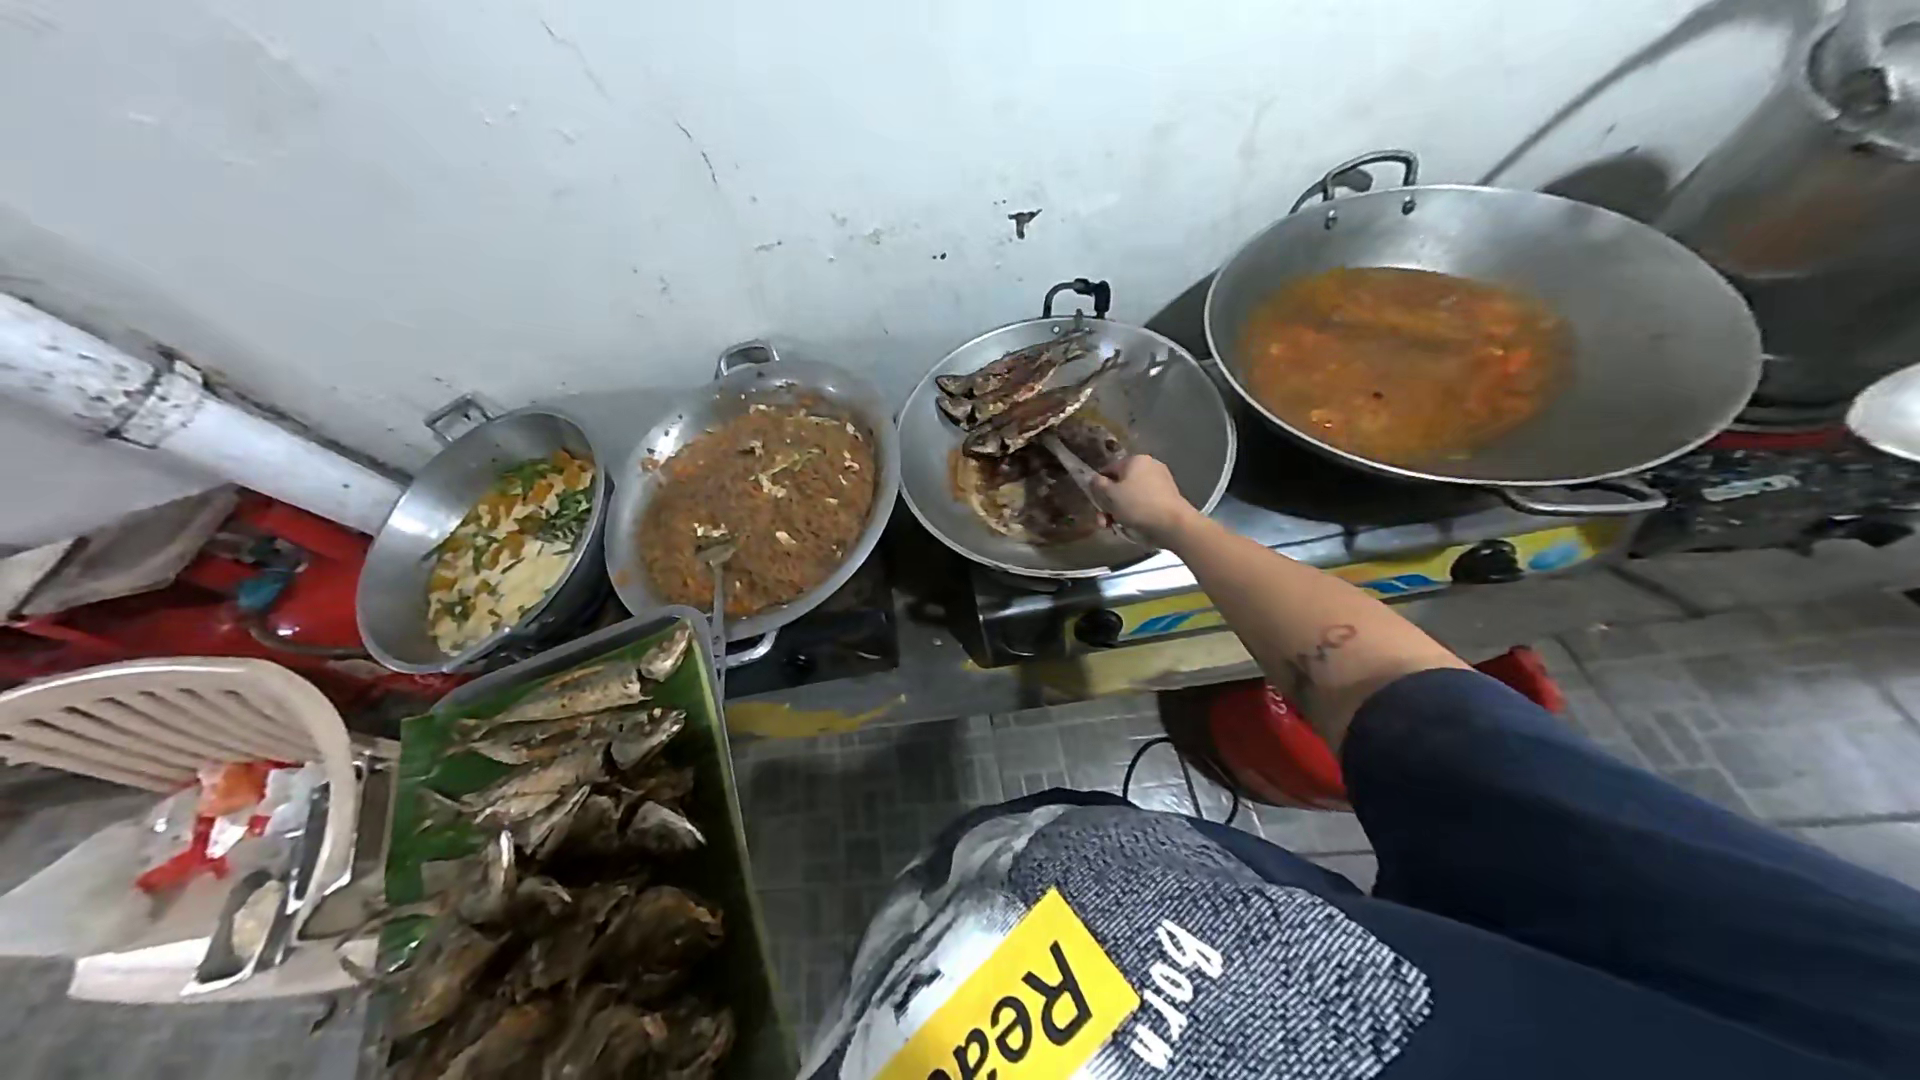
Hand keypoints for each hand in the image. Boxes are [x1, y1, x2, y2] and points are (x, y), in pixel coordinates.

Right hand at [1090, 454, 1200, 546]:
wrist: (1173, 524)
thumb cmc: (1137, 505)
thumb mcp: (1110, 494)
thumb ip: (1097, 484)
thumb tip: (1094, 479)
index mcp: (1135, 460)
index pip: (1108, 470)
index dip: (1098, 488)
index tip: (1096, 505)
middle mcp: (1149, 466)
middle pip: (1120, 485)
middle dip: (1109, 505)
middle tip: (1104, 521)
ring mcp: (1160, 481)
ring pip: (1131, 496)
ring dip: (1119, 511)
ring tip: (1116, 527)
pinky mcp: (1167, 496)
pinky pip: (1144, 503)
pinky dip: (1135, 513)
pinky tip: (1131, 526)